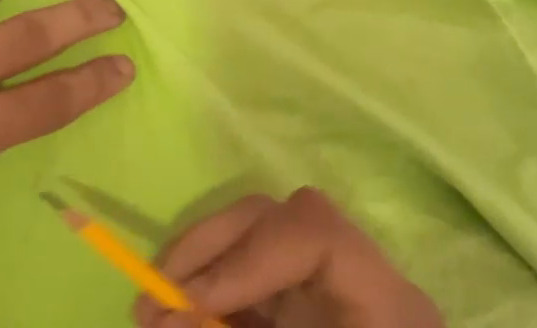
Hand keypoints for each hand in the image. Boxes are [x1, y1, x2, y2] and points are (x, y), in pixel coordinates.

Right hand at [134, 190, 443, 327]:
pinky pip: (252, 278)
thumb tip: (164, 315)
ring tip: (152, 309)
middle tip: (151, 295)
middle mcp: (358, 276)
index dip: (244, 258)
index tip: (190, 304)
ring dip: (197, 268)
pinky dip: (213, 292)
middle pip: (272, 220)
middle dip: (205, 253)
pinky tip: (180, 315)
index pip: (314, 232)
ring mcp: (332, 285)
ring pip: (254, 238)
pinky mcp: (306, 304)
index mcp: (385, 303)